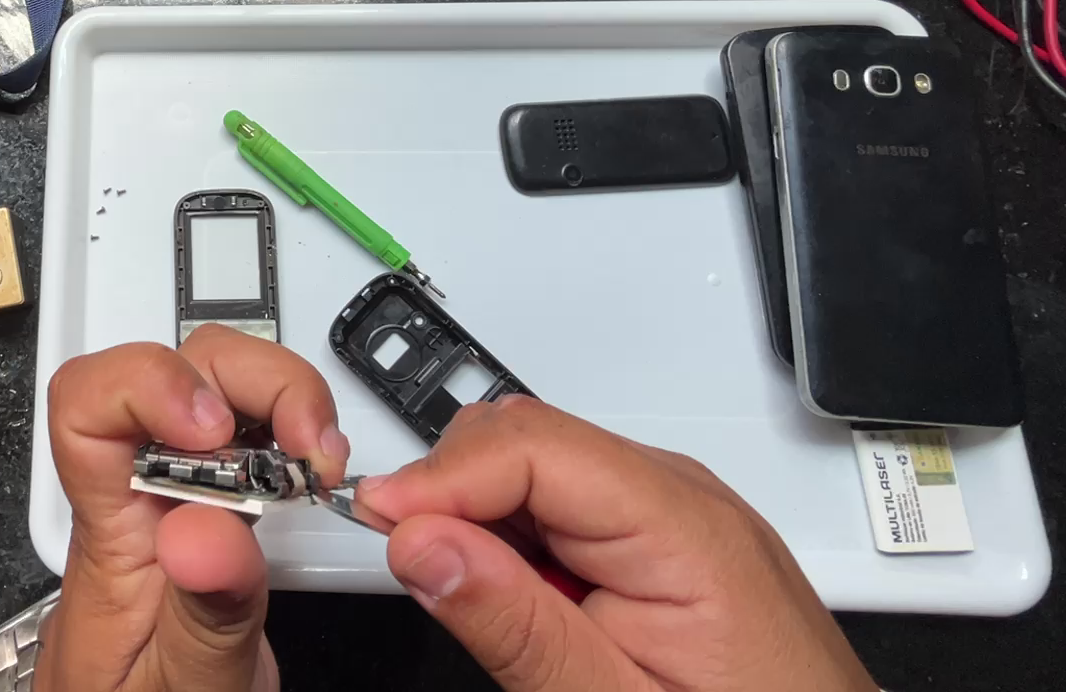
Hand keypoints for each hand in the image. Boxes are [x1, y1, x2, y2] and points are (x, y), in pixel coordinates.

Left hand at [39, 325, 349, 691]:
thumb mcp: (183, 687)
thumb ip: (200, 616)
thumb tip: (208, 530)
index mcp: (110, 527)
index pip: (84, 406)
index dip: (146, 384)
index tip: (216, 429)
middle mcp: (141, 481)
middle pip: (175, 364)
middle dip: (254, 379)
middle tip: (308, 442)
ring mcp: (184, 472)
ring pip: (216, 373)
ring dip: (280, 392)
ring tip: (318, 454)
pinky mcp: (222, 478)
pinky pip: (251, 411)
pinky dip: (294, 415)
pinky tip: (314, 461)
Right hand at [355, 397, 877, 691]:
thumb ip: (516, 629)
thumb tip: (417, 540)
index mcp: (687, 530)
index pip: (528, 446)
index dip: (440, 475)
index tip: (378, 518)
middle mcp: (677, 496)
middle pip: (519, 436)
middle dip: (450, 488)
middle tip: (417, 561)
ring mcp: (662, 507)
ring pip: (521, 458)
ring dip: (471, 511)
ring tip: (479, 594)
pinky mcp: (644, 527)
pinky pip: (545, 494)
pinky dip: (503, 533)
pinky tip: (518, 592)